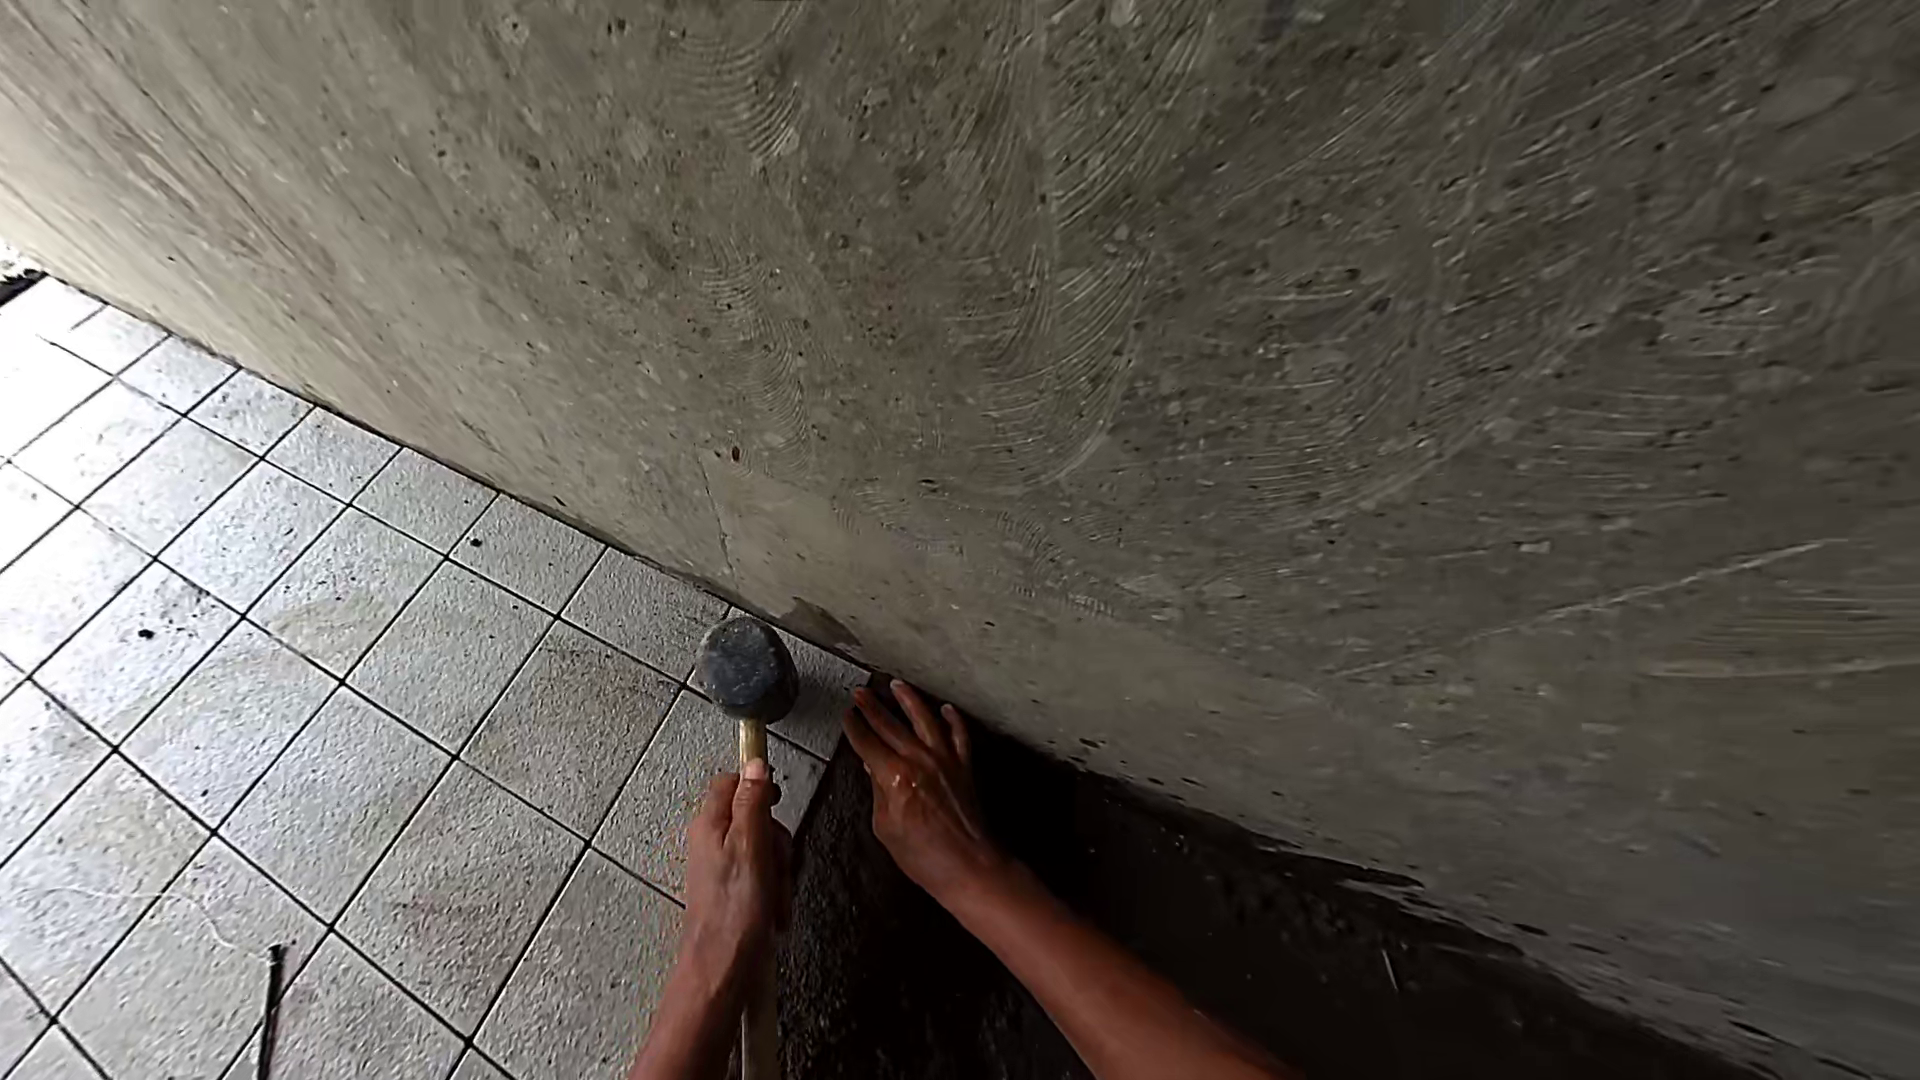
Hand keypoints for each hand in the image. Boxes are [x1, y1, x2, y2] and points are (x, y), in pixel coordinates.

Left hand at [679, 760, 790, 977]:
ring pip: (765, 844)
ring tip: (774, 891)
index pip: (732, 780)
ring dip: (779, 867)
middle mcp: (713, 841)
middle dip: (776, 836)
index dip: (758, 784)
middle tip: (775, 858)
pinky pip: (765, 872)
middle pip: (757, 814)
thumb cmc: (731, 916)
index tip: (776, 800)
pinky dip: (775, 887)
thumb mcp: (750, 845)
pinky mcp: (735, 889)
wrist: (722, 973)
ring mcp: (723, 866)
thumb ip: (753, 801)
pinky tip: (773, 907)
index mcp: (710, 824)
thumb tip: (755, 763)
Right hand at [842, 680, 1005, 898]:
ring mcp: (944, 759)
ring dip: (908, 699)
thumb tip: (871, 766)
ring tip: (896, 686)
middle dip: (872, 706)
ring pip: (924, 718)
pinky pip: (958, 733)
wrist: (967, 864)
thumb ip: (877, 791)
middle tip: (860, 692)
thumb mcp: (885, 827)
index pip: (868, 743)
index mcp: (895, 777)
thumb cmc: (924, 855)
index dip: (854, 727)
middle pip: (890, 724)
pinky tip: (945, 708)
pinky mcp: (963, 764)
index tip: (847, 715)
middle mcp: (919, 760)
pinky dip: (952, 718)